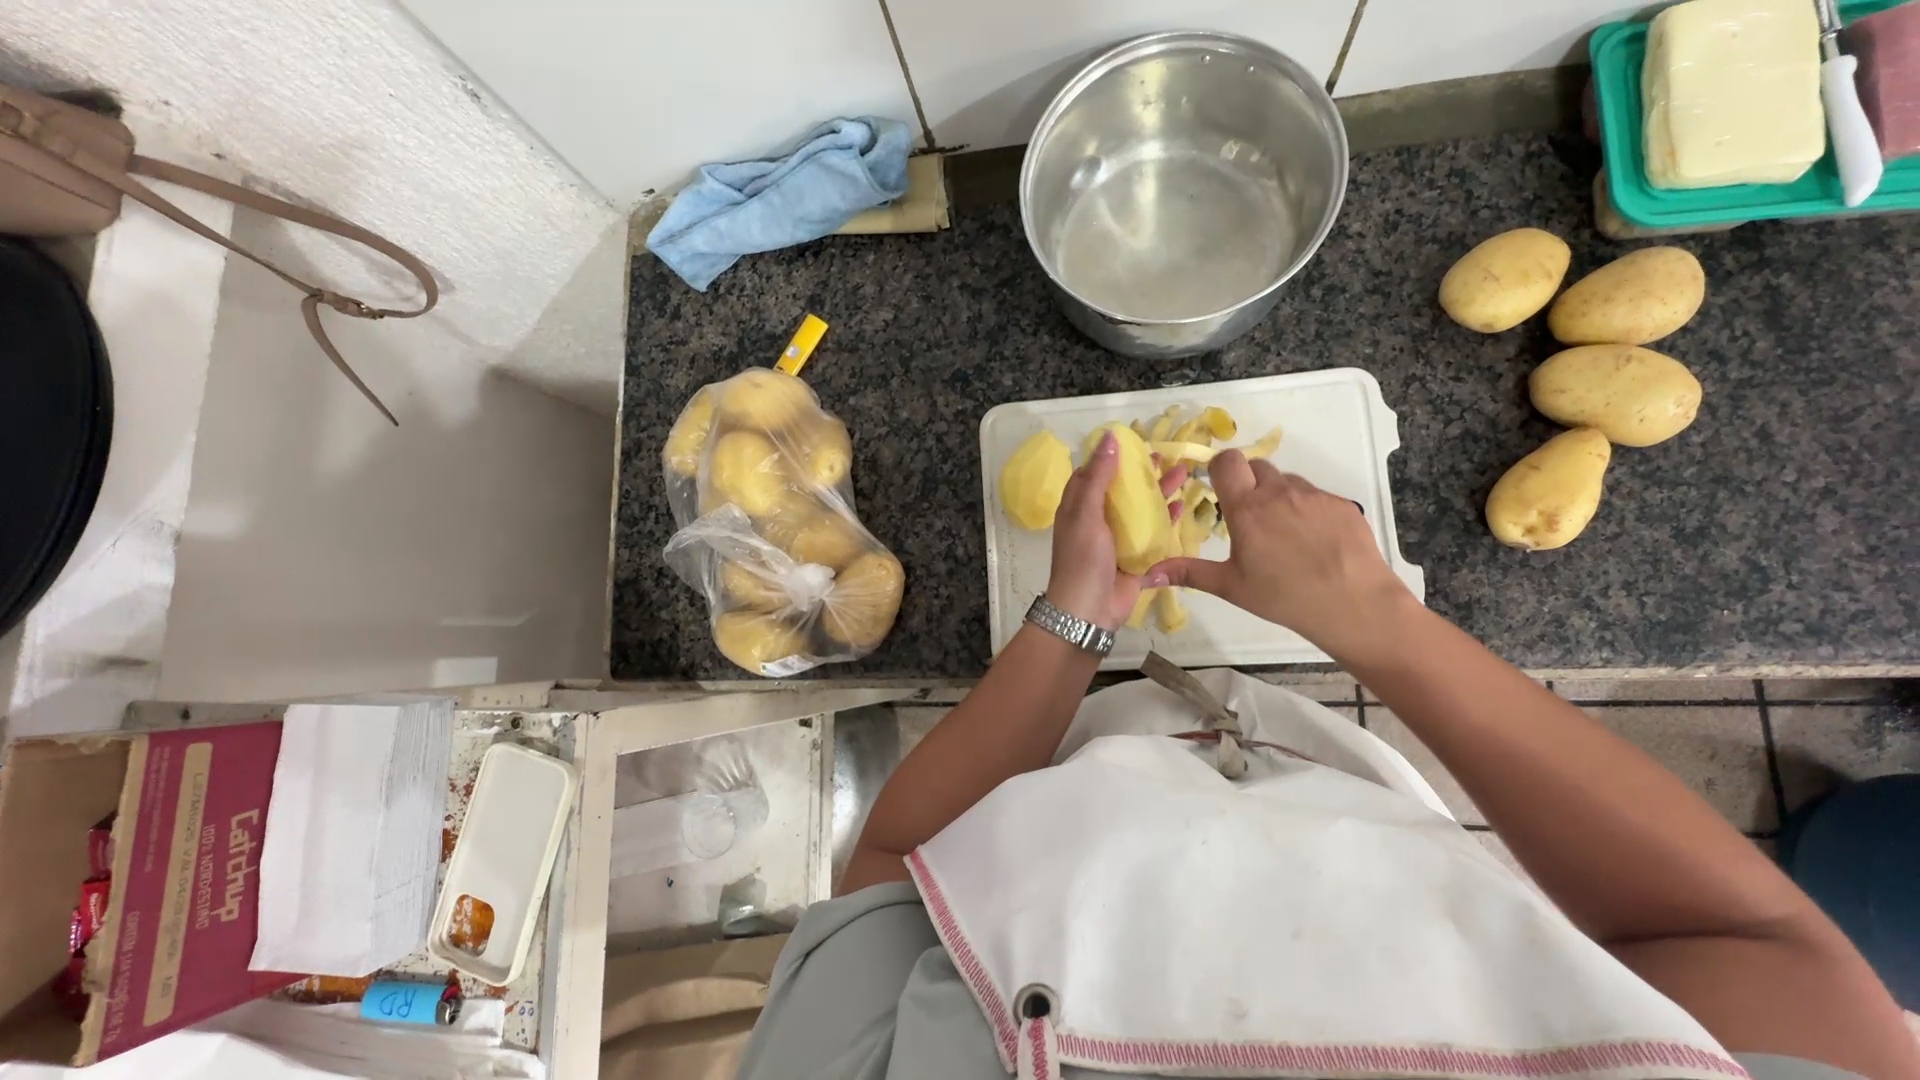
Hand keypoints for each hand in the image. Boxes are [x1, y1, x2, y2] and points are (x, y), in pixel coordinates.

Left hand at [1045, 432, 1186, 628]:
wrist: (1089, 610)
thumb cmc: (1083, 559)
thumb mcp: (1087, 513)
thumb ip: (1099, 477)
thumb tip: (1109, 438)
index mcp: (1078, 507)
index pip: (1093, 473)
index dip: (1110, 456)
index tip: (1132, 441)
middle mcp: (1098, 519)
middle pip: (1121, 488)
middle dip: (1140, 472)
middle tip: (1165, 455)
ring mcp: (1118, 539)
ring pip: (1140, 508)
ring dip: (1158, 491)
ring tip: (1182, 471)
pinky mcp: (1136, 556)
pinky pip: (1154, 532)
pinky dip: (1166, 518)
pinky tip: (1182, 503)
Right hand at [1146, 451, 1413, 659]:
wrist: (1354, 604)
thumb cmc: (1284, 597)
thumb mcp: (1231, 586)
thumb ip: (1189, 573)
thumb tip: (1148, 574)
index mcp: (1247, 508)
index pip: (1227, 461)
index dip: (1220, 468)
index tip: (1219, 488)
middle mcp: (1279, 493)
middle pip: (1257, 467)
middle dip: (1249, 483)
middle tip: (1250, 518)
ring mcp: (1314, 496)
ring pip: (1288, 482)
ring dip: (1278, 497)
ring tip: (1284, 534)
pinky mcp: (1341, 504)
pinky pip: (1316, 497)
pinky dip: (1308, 511)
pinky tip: (1313, 542)